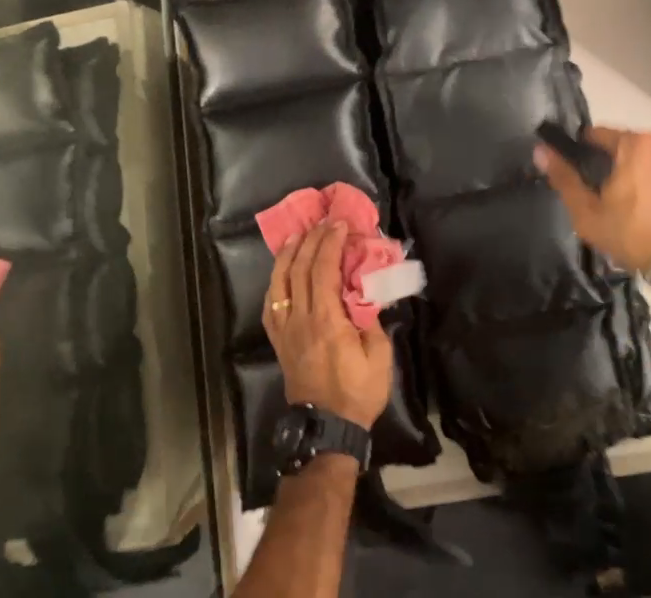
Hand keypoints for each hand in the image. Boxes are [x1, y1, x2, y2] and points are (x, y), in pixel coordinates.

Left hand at [262, 221, 392, 430]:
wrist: (327, 428)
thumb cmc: (358, 391)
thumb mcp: (379, 355)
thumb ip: (372, 318)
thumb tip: (367, 290)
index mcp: (326, 320)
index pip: (323, 270)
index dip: (330, 243)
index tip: (340, 224)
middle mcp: (300, 319)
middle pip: (300, 270)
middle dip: (312, 241)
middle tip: (324, 222)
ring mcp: (286, 331)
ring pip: (280, 284)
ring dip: (288, 256)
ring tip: (298, 236)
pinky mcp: (279, 342)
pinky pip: (271, 305)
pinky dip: (275, 282)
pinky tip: (281, 273)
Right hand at [535, 125, 650, 271]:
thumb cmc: (635, 237)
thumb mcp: (589, 214)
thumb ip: (564, 178)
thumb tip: (541, 150)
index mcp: (630, 144)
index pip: (597, 134)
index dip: (587, 153)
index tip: (588, 177)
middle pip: (628, 142)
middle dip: (619, 162)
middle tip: (616, 195)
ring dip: (645, 167)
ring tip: (644, 200)